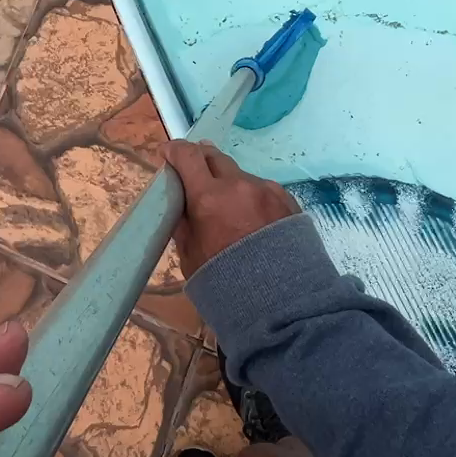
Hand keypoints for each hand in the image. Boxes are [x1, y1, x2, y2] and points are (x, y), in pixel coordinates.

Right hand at [165, 140, 299, 276]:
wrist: (283, 306)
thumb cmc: (227, 286)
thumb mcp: (191, 258)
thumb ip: (184, 224)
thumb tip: (180, 203)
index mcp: (209, 198)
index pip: (188, 156)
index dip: (175, 150)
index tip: (168, 153)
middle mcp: (239, 185)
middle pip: (215, 156)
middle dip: (201, 160)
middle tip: (194, 172)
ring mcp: (267, 190)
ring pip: (240, 175)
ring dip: (229, 183)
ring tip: (229, 209)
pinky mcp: (287, 200)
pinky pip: (263, 190)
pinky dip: (252, 198)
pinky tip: (254, 222)